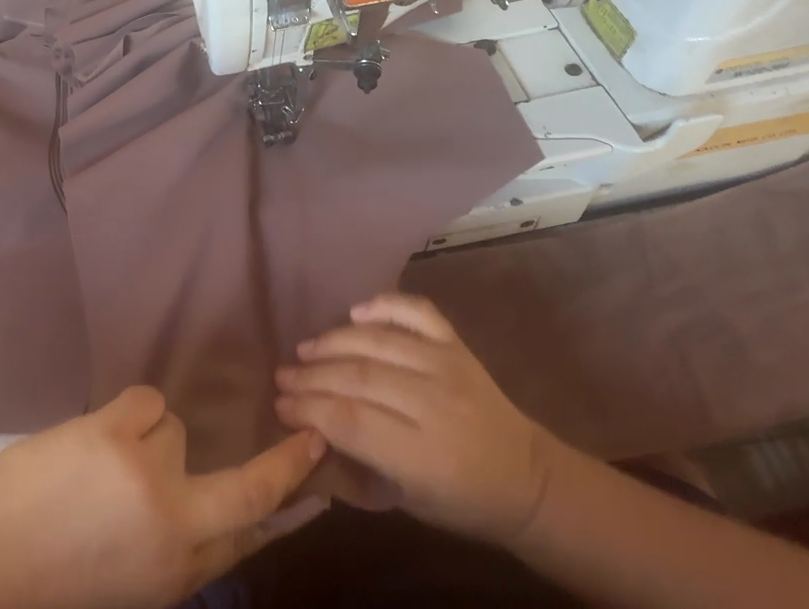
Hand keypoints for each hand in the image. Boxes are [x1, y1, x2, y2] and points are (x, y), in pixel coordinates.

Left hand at [0, 385, 327, 608]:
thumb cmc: (45, 577)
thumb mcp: (126, 584)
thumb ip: (173, 549)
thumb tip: (214, 513)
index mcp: (174, 574)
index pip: (247, 535)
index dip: (281, 503)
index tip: (309, 476)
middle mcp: (175, 528)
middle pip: (248, 488)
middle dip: (283, 463)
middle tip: (305, 436)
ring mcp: (148, 476)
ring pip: (175, 430)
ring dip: (146, 438)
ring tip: (101, 461)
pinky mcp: (115, 434)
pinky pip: (147, 401)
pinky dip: (130, 412)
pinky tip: (97, 435)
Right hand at [274, 293, 555, 546]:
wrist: (530, 481)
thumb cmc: (461, 502)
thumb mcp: (405, 501)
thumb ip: (357, 464)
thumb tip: (306, 432)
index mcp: (422, 455)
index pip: (349, 420)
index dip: (307, 410)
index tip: (279, 406)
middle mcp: (435, 404)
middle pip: (357, 378)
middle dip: (311, 377)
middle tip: (281, 378)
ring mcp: (448, 367)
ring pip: (378, 342)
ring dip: (333, 342)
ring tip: (304, 350)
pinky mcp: (458, 346)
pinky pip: (418, 313)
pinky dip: (386, 305)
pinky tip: (355, 310)